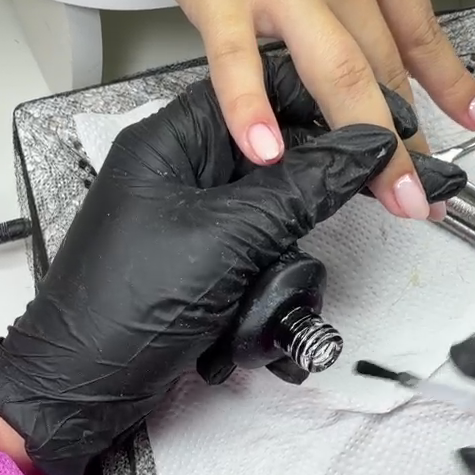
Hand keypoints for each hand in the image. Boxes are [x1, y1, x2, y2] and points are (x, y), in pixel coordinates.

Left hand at [0, 56, 465, 474]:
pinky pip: (257, 241)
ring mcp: (192, 215)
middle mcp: (183, 167)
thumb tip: (367, 147)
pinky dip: (279, 262)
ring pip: (273, 198)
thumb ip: (300, 189)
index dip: (329, 101)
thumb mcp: (225, 237)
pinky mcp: (201, 257)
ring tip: (339, 243)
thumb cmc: (128, 304)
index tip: (388, 123)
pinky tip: (288, 284)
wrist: (83, 384)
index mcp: (173, 138)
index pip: (262, 90)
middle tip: (391, 186)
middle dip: (329, 171)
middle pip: (275, 147)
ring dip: (302, 226)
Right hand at [60, 0, 474, 219]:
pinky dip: (251, 108)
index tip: (473, 122)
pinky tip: (264, 150)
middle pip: (383, 66)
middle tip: (424, 195)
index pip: (419, 25)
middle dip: (409, 139)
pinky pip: (238, 61)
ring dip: (363, 142)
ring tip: (382, 197)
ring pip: (334, 71)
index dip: (450, 81)